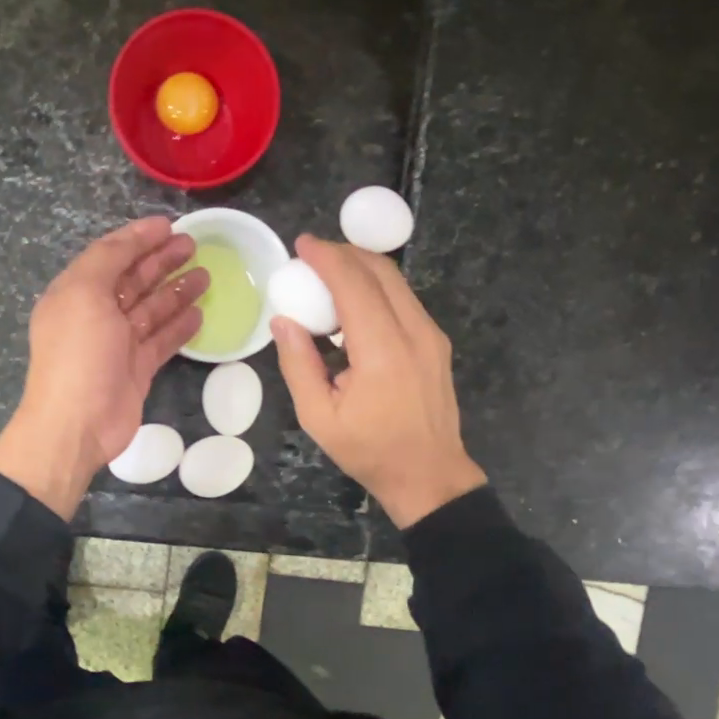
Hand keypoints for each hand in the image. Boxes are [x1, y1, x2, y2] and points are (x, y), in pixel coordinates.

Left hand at [0, 217, 209, 518]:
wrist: (77, 424)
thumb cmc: (77, 354)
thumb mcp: (84, 293)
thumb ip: (107, 259)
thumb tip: (133, 238)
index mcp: (75, 293)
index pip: (110, 256)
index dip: (138, 238)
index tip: (170, 225)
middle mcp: (95, 315)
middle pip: (133, 280)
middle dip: (162, 261)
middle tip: (194, 245)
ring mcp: (117, 345)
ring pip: (151, 310)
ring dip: (176, 291)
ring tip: (206, 275)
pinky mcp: (136, 370)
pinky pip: (160, 341)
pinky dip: (178, 327)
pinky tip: (199, 313)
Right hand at [273, 234, 486, 527]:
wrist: (428, 474)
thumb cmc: (368, 450)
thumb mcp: (319, 416)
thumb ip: (298, 364)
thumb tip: (283, 321)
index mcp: (382, 351)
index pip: (354, 285)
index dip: (327, 258)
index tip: (302, 244)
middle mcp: (414, 332)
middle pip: (380, 272)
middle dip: (345, 254)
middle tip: (312, 255)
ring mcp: (430, 335)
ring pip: (396, 282)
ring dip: (361, 269)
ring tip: (328, 275)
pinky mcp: (435, 342)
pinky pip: (404, 300)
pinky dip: (376, 289)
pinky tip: (353, 304)